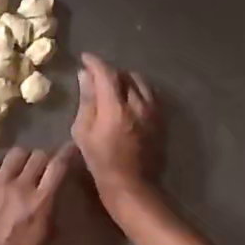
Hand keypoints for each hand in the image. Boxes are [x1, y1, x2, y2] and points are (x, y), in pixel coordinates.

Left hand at [0, 146, 74, 244]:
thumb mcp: (46, 237)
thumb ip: (50, 211)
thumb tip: (51, 194)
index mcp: (41, 201)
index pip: (58, 166)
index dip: (66, 153)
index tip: (70, 147)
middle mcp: (21, 186)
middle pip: (38, 155)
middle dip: (42, 158)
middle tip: (39, 167)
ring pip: (15, 153)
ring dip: (21, 158)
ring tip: (18, 168)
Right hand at [72, 53, 162, 201]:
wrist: (132, 185)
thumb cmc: (100, 161)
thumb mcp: (83, 131)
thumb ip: (87, 100)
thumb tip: (84, 75)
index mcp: (115, 107)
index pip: (106, 73)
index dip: (95, 62)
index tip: (84, 58)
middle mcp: (138, 104)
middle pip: (125, 75)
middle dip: (110, 72)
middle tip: (96, 77)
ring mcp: (153, 111)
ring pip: (141, 83)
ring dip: (126, 80)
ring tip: (114, 87)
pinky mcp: (161, 120)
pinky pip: (150, 95)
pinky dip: (138, 91)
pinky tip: (129, 100)